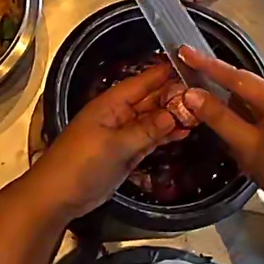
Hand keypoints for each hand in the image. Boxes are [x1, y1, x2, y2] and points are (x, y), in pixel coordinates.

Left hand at [27, 62, 192, 219]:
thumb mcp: (114, 146)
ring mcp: (124, 134)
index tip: (192, 67)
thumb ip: (146, 130)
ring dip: (174, 116)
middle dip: (176, 96)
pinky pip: (151, 138)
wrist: (57, 196)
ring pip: (154, 119)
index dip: (166, 73)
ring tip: (202, 112)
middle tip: (206, 94)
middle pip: (152, 100)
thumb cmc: (79, 164)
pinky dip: (166, 135)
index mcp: (112, 104)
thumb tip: (174, 114)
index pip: (143, 82)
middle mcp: (120, 114)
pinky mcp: (127, 152)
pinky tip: (185, 132)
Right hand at [178, 47, 263, 208]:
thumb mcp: (248, 146)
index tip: (182, 51)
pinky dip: (233, 122)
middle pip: (239, 86)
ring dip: (222, 105)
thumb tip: (191, 95)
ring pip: (243, 104)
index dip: (206, 64)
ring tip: (193, 103)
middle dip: (212, 82)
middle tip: (182, 77)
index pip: (234, 75)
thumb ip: (219, 118)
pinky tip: (219, 129)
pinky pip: (250, 120)